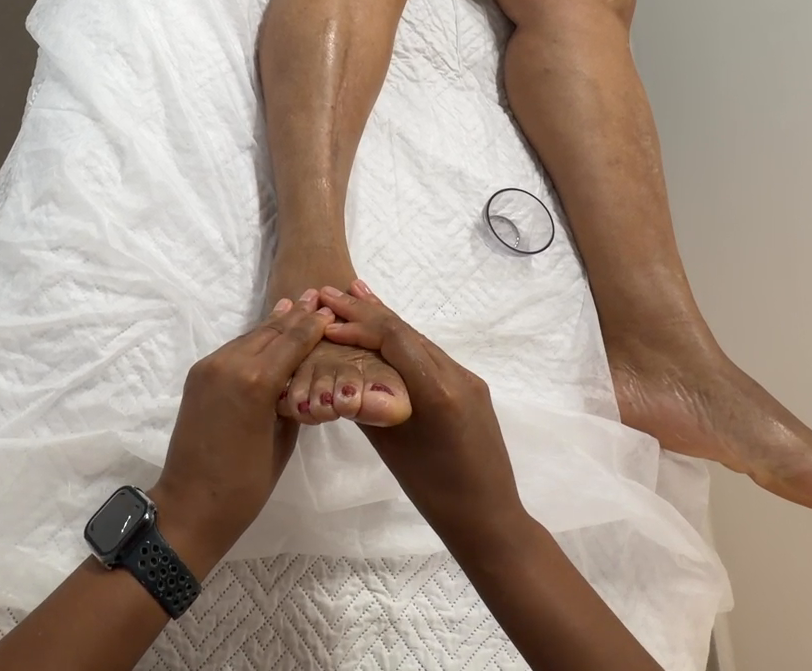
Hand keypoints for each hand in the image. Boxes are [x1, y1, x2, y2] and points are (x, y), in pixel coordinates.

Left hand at [148, 297, 330, 572]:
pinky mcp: (198, 374)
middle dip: (294, 316)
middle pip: (269, 333)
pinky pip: (233, 350)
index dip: (311, 325)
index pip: (291, 343)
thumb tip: (299, 375)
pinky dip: (253, 340)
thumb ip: (292, 400)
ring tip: (294, 305)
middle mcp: (230, 365)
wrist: (192, 502)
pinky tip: (267, 333)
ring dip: (273, 324)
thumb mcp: (282, 440)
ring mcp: (210, 367)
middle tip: (314, 296)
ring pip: (249, 338)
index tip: (328, 309)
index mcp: (256, 382)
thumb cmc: (246, 485)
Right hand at [317, 282, 529, 537]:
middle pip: (405, 330)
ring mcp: (467, 378)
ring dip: (382, 317)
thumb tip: (339, 368)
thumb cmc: (432, 492)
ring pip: (417, 338)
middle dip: (365, 310)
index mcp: (437, 392)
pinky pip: (429, 354)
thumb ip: (367, 401)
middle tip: (328, 292)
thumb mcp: (389, 445)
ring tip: (352, 292)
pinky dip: (402, 337)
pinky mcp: (470, 385)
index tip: (323, 315)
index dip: (356, 321)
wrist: (488, 519)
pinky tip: (384, 325)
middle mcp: (456, 375)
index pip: (393, 338)